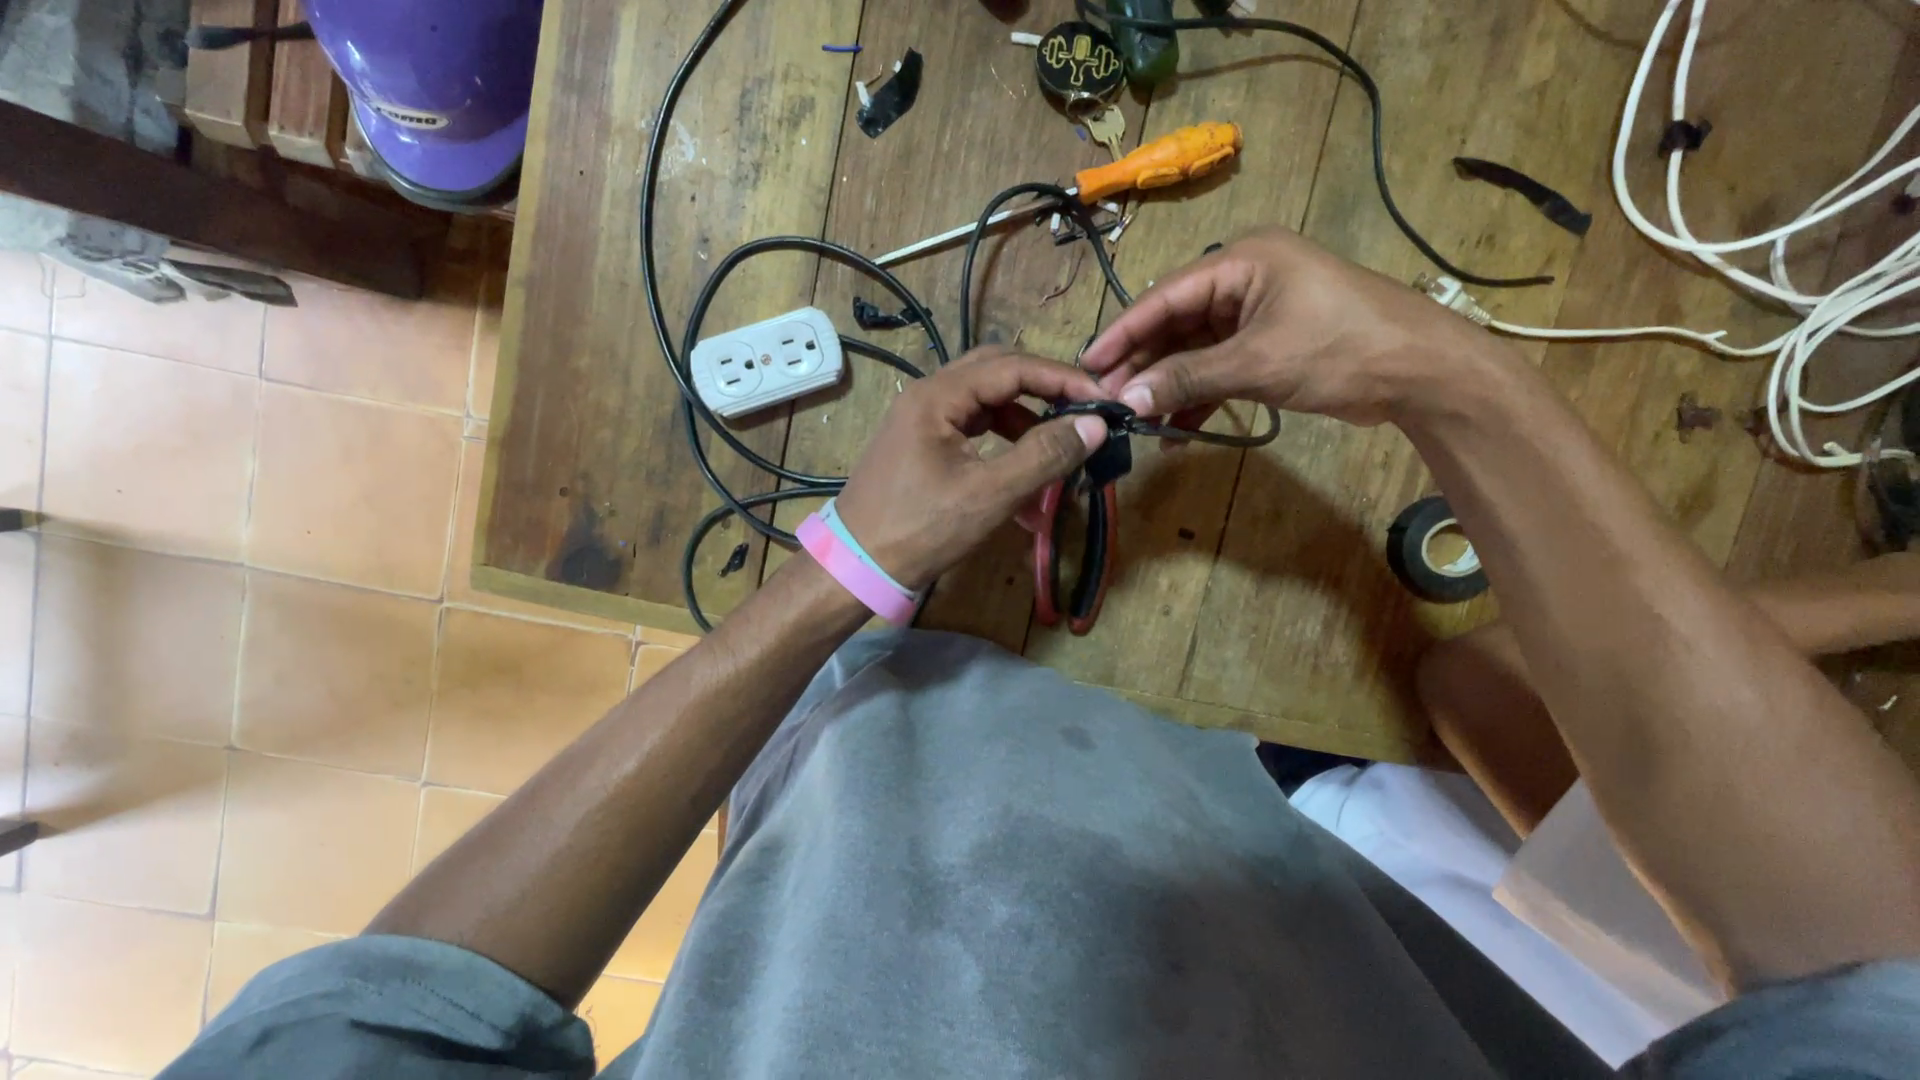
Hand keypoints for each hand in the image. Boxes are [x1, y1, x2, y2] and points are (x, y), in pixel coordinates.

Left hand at [835, 348, 1108, 588]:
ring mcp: (922, 423)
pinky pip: (973, 436)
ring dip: (1025, 427)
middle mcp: (928, 397)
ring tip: (1058, 458)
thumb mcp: (989, 495)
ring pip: (987, 407)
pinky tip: (1025, 493)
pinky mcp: (922, 449)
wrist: (856, 568)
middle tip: (1082, 414)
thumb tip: (1095, 424)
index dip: (1063, 379)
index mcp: (938, 396)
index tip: (1104, 401)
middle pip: (998, 375)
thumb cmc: (920, 529)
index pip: (1013, 366)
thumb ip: (1043, 456)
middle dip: (1044, 394)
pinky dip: (1003, 453)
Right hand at [1080, 227, 1509, 427]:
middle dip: (1143, 364)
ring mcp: (1257, 313)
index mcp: (1241, 260)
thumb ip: (1188, 379)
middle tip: (1107, 399)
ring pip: (1194, 350)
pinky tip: (1173, 428)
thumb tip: (1127, 402)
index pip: (1165, 296)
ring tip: (1135, 419)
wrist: (1421, 372)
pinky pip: (1218, 368)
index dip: (1124, 332)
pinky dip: (1198, 396)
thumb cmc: (1340, 347)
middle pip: (1176, 323)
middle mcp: (1244, 279)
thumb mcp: (1257, 362)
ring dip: (1167, 385)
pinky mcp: (1269, 345)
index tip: (1088, 365)